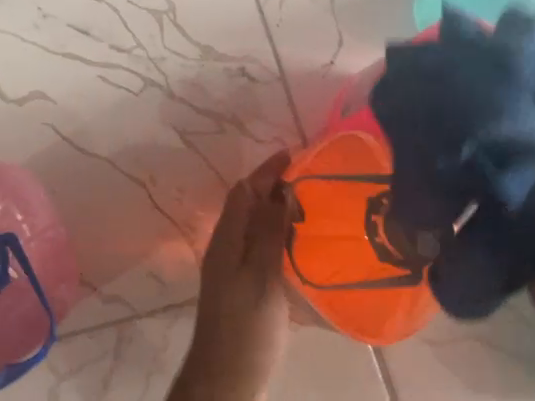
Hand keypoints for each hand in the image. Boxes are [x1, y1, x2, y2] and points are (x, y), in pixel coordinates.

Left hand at [171, 150, 292, 400]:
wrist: (224, 379)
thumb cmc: (245, 327)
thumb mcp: (262, 277)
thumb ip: (270, 233)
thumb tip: (281, 191)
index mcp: (227, 238)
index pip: (244, 191)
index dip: (266, 171)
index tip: (294, 155)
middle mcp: (225, 247)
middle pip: (247, 206)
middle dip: (273, 187)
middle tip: (309, 180)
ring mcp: (231, 270)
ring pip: (253, 227)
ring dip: (277, 212)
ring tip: (311, 208)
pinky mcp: (242, 289)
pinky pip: (259, 250)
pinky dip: (278, 239)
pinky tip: (301, 250)